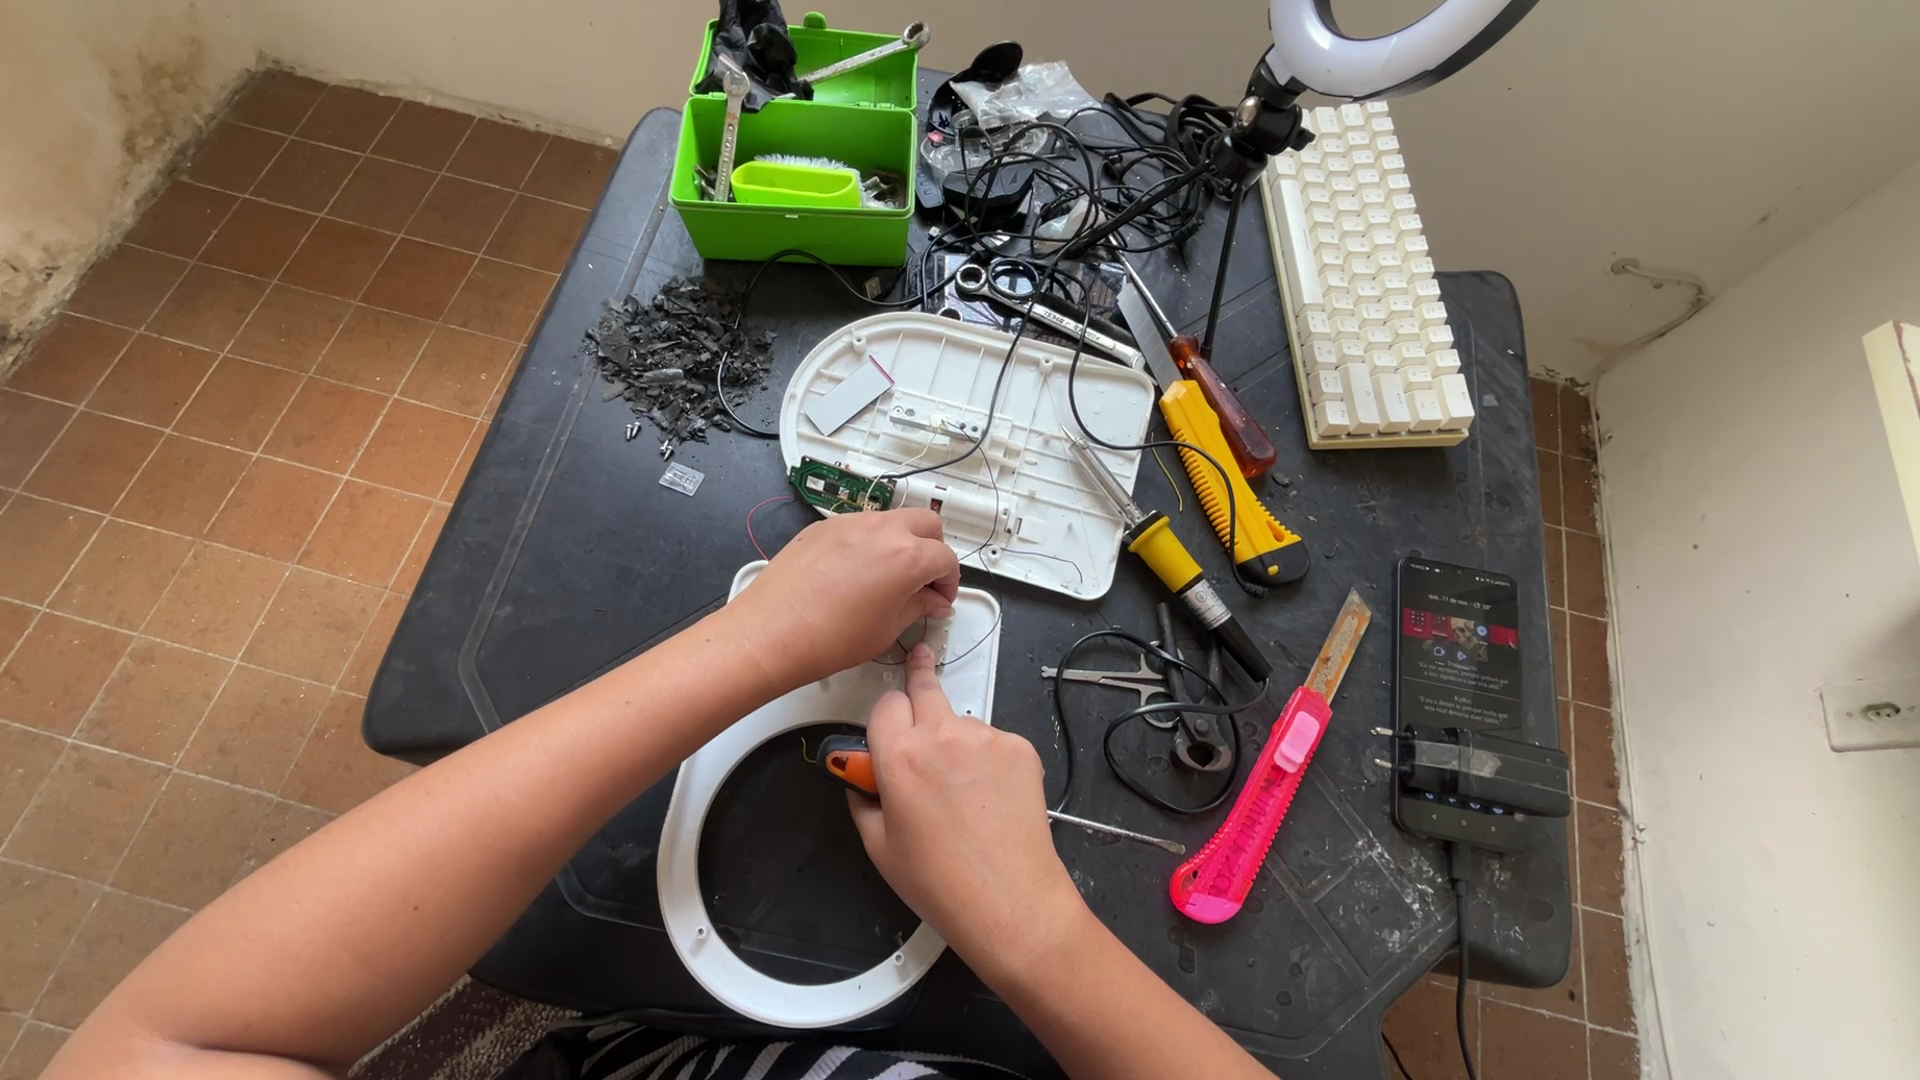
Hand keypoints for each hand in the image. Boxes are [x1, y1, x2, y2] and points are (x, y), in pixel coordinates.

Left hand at [728, 509, 959, 690]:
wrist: (771, 633)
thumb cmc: (828, 638)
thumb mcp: (887, 629)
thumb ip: (919, 606)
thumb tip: (934, 601)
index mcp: (908, 556)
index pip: (946, 558)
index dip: (950, 581)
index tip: (940, 598)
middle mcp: (883, 530)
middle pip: (928, 523)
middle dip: (934, 548)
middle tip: (924, 580)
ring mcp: (851, 522)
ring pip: (893, 519)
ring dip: (903, 540)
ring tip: (890, 576)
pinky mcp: (824, 526)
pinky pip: (860, 525)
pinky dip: (870, 541)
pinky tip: (856, 572)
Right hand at [848, 645, 1089, 981]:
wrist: (1010, 899)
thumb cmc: (938, 882)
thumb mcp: (878, 847)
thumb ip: (862, 800)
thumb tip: (859, 779)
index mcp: (899, 755)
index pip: (885, 704)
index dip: (886, 717)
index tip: (891, 723)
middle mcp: (941, 734)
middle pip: (925, 687)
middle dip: (919, 679)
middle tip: (920, 661)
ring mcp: (985, 736)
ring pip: (961, 720)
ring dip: (956, 738)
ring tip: (965, 790)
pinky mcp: (1019, 746)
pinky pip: (994, 740)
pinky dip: (989, 758)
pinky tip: (991, 796)